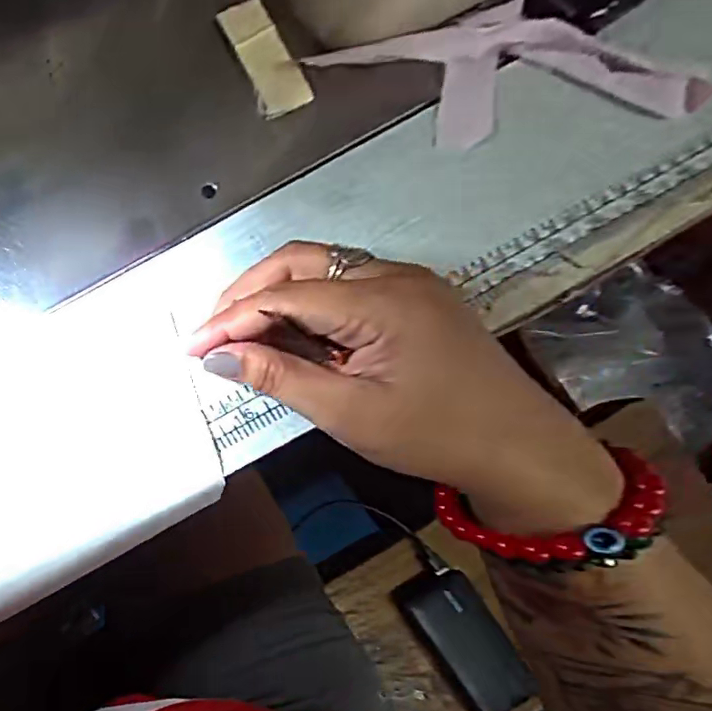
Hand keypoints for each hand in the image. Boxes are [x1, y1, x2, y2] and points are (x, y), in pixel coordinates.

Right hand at [188, 242, 620, 532]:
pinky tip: (291, 339)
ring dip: (276, 298)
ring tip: (242, 338)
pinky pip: (345, 290)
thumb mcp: (348, 413)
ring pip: (322, 272)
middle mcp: (393, 275)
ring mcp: (406, 284)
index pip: (285, 294)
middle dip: (248, 293)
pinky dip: (308, 310)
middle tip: (212, 334)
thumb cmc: (435, 434)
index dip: (232, 318)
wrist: (516, 447)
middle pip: (300, 263)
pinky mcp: (412, 300)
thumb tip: (220, 357)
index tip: (195, 347)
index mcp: (381, 300)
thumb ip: (280, 377)